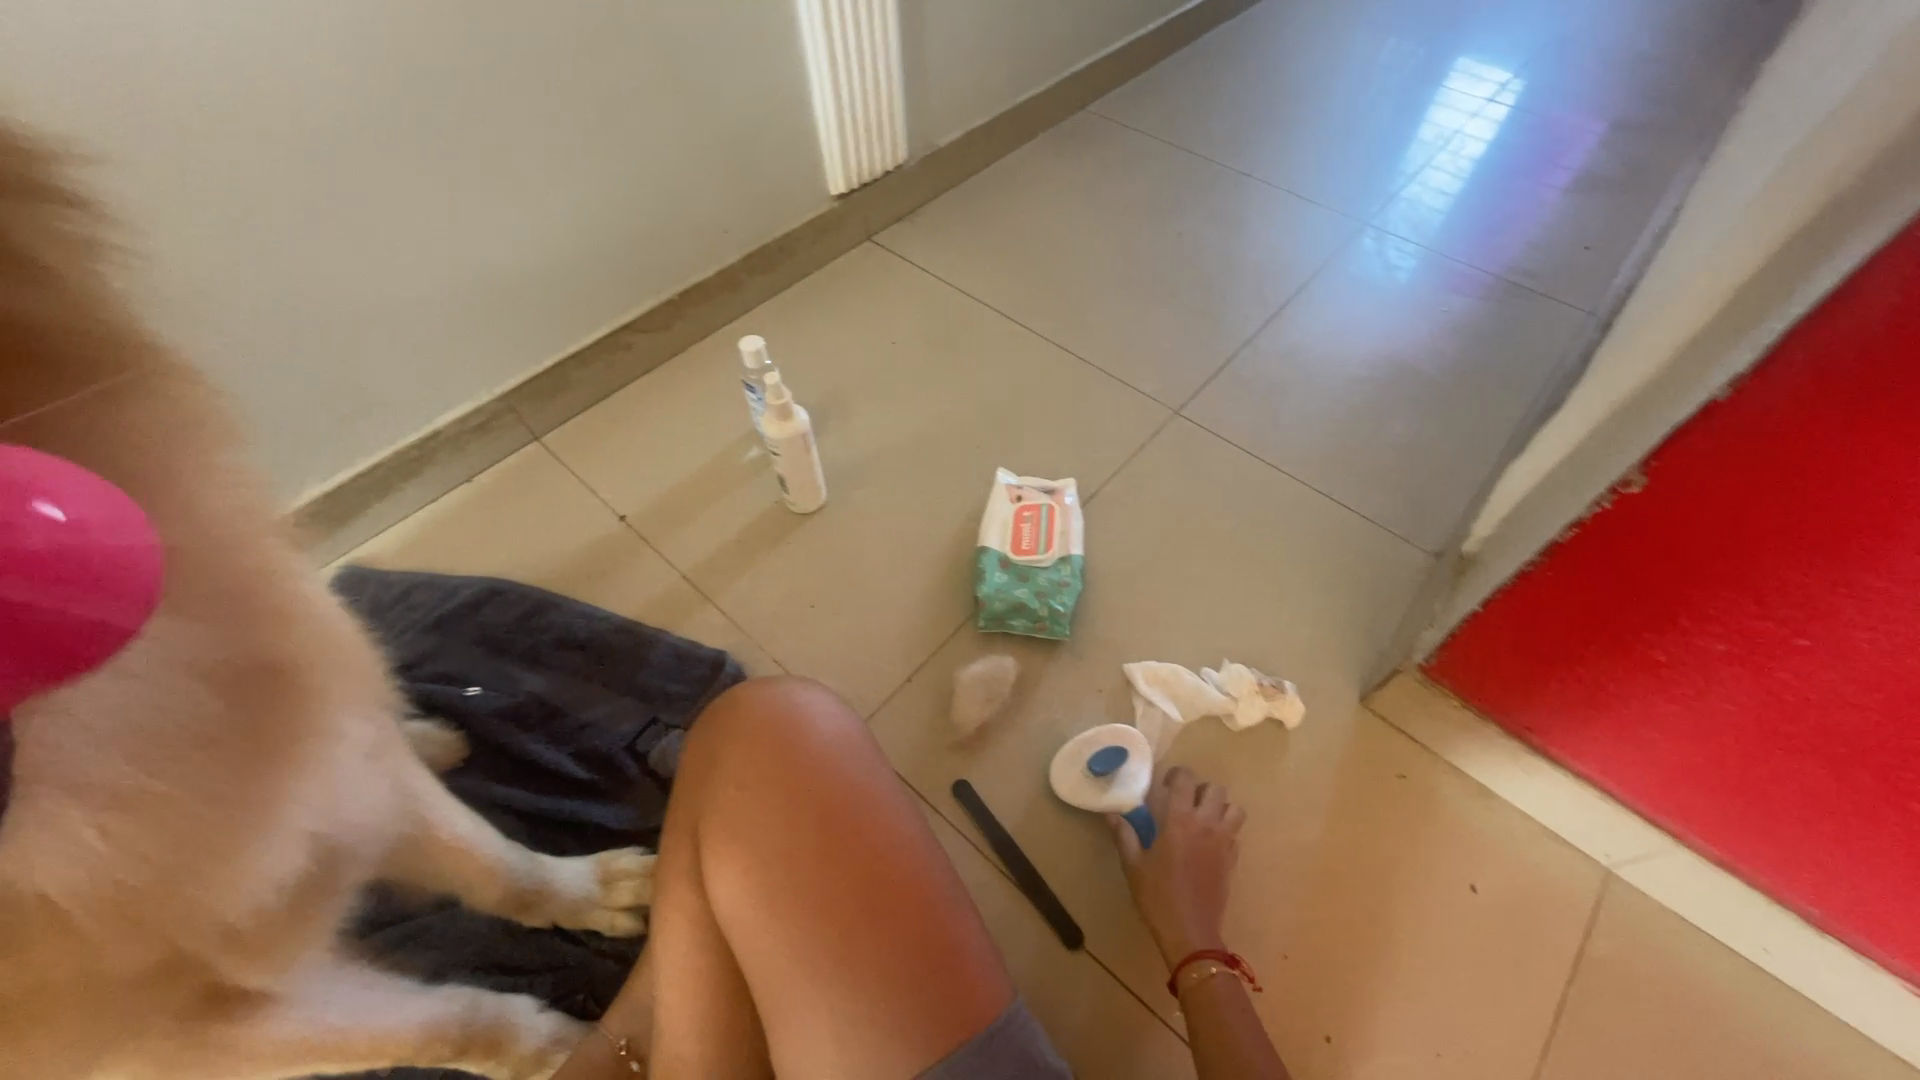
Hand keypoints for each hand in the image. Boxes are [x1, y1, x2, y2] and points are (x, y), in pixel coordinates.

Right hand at [1109, 765, 1246, 968]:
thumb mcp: (1134, 865)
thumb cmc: (1157, 896)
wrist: (1190, 932)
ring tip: (1201, 819)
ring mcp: (1224, 842)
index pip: (1186, 779)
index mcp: (1180, 820)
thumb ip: (1124, 835)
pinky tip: (1208, 843)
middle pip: (1215, 789)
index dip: (1176, 775)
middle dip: (1200, 789)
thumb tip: (1111, 814)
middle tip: (1183, 802)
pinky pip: (1236, 833)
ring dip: (1220, 808)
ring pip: (1234, 808)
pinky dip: (1226, 830)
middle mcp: (1207, 825)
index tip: (1164, 785)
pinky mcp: (1233, 860)